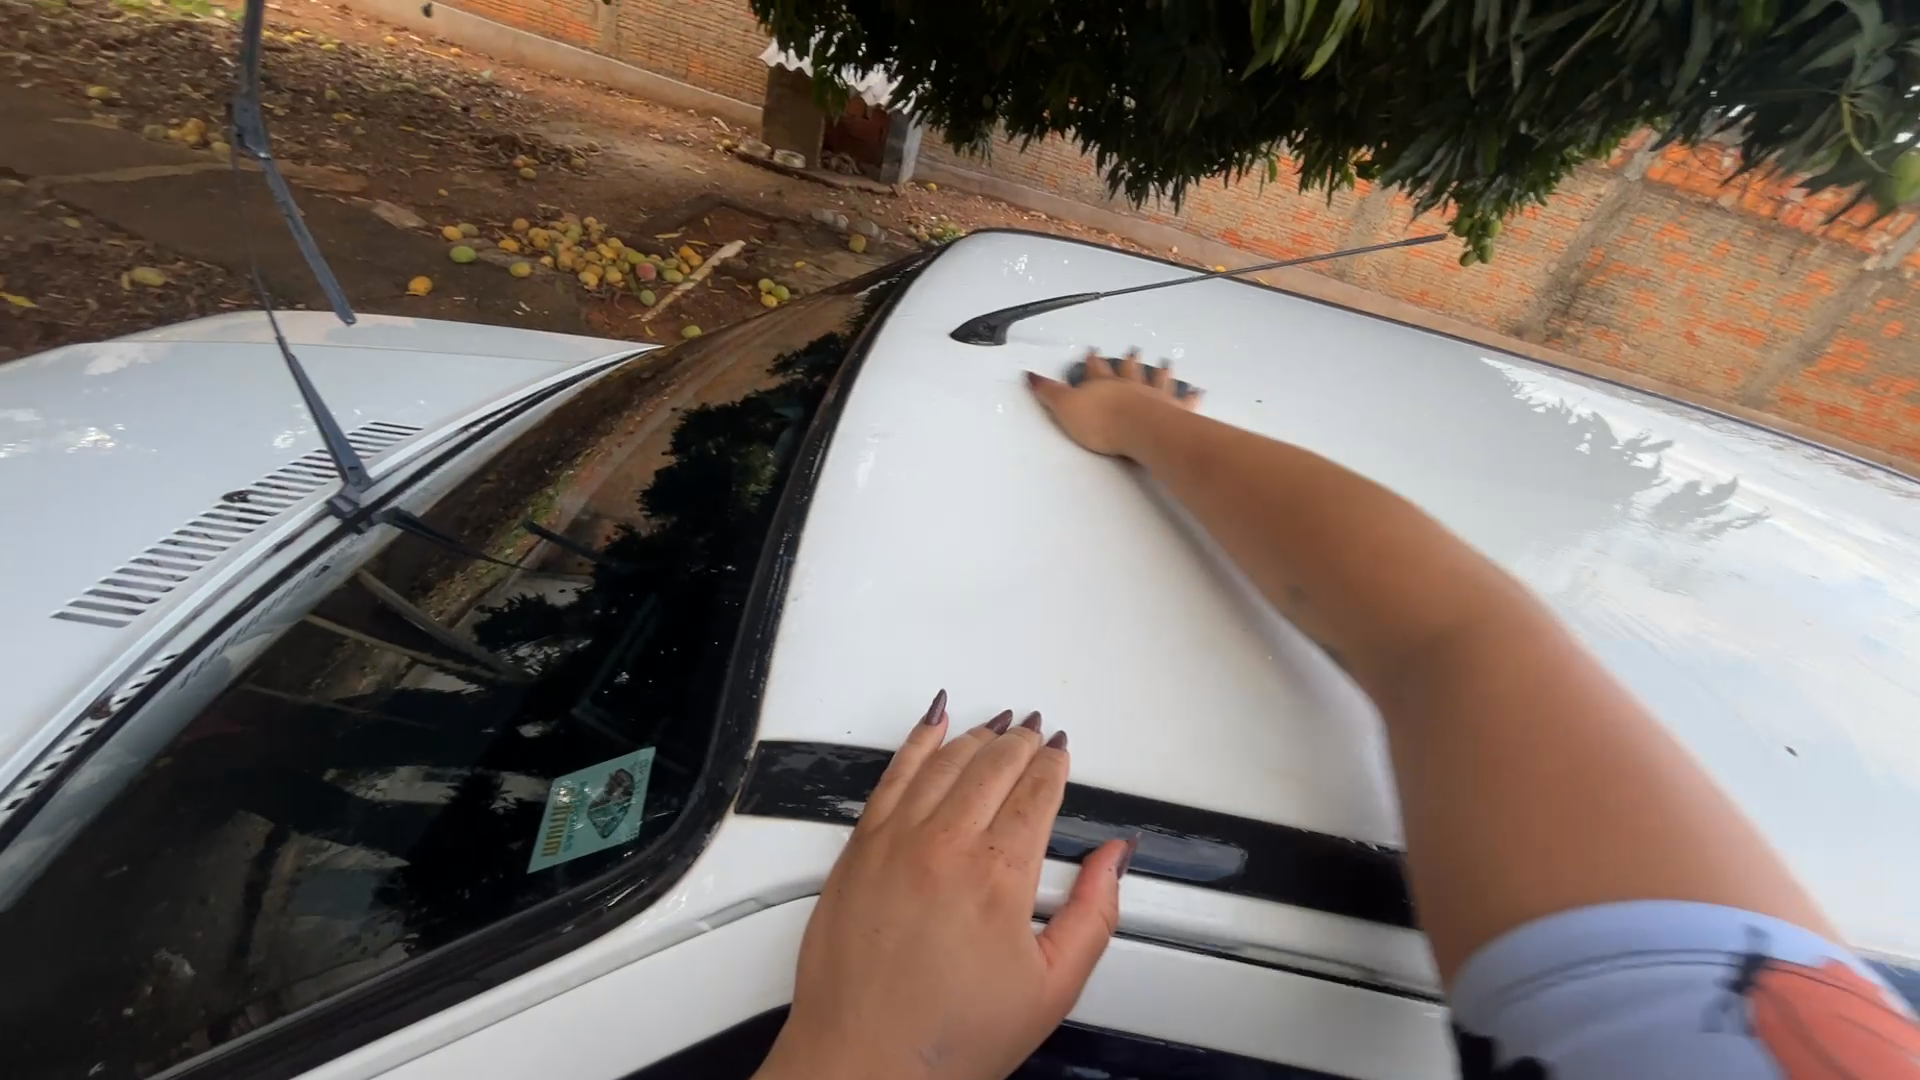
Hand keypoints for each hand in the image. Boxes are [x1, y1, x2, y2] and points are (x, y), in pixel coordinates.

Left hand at [755, 692, 1135, 1079]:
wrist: (861, 1066)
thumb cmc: (948, 1039)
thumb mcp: (1050, 990)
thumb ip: (1094, 914)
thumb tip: (1113, 859)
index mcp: (999, 876)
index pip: (1037, 791)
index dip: (1053, 763)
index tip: (1059, 751)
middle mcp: (947, 844)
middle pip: (996, 764)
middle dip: (1023, 741)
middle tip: (1035, 731)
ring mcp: (898, 838)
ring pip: (949, 759)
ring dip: (980, 734)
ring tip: (999, 723)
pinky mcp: (862, 843)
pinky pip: (895, 771)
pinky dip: (918, 739)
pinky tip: (934, 721)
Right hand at [1025, 348, 1201, 457]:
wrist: (1139, 430)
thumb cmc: (1101, 421)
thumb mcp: (1065, 407)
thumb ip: (1048, 392)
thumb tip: (1029, 374)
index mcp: (1103, 384)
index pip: (1095, 369)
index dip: (1092, 361)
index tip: (1092, 350)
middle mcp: (1130, 386)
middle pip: (1129, 369)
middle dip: (1129, 360)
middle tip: (1135, 349)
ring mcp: (1154, 396)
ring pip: (1158, 380)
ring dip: (1161, 372)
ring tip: (1167, 363)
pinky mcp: (1173, 411)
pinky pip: (1184, 402)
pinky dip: (1191, 397)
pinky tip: (1198, 392)